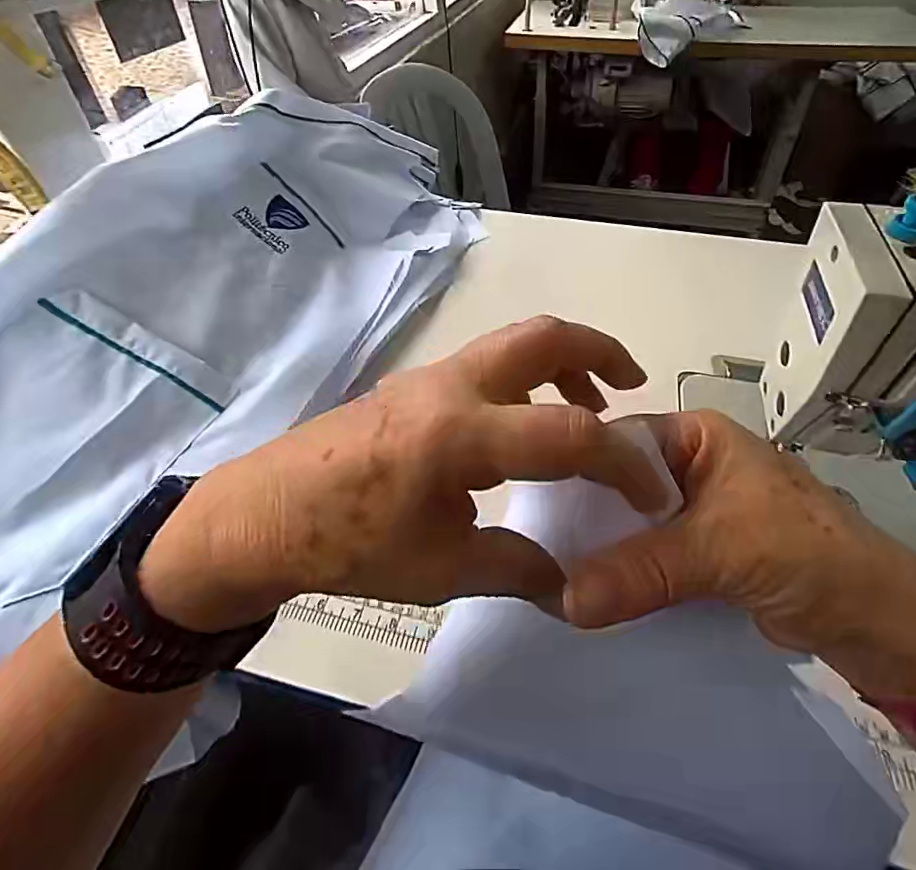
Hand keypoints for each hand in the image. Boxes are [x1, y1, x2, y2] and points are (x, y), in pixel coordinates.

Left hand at [137, 316, 676, 632]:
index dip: (624, 463)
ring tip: (581, 411)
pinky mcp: (403, 391)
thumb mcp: (439, 569)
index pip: (569, 435)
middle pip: (539, 337)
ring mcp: (421, 381)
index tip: (650, 494)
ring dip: (554, 368)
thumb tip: (564, 577)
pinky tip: (512, 437)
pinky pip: (476, 370)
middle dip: (597, 351)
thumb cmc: (347, 543)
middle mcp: (446, 387)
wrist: (264, 514)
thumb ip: (515, 566)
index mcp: (460, 432)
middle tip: (629, 388)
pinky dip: (516, 385)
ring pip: (506, 347)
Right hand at [562, 410, 915, 699]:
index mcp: (691, 435)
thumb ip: (643, 569)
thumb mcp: (723, 551)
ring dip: (595, 550)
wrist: (888, 628)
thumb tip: (564, 599)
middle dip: (577, 517)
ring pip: (621, 523)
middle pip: (610, 483)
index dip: (570, 470)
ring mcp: (685, 510)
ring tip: (547, 571)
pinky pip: (638, 555)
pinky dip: (617, 573)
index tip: (527, 506)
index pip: (610, 440)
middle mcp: (682, 464)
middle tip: (531, 545)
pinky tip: (584, 588)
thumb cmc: (814, 556)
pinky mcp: (689, 551)